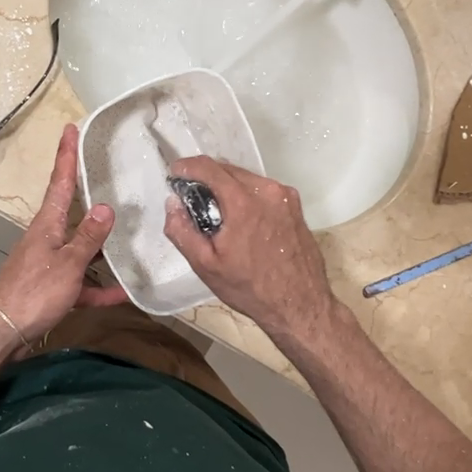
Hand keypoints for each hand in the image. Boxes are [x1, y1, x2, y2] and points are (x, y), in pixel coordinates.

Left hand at [0, 124, 125, 342]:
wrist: (3, 333)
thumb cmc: (34, 294)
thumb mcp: (67, 264)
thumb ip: (88, 238)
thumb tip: (106, 207)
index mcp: (47, 226)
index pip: (60, 183)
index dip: (66, 155)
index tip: (70, 128)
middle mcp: (46, 239)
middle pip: (70, 212)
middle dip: (87, 194)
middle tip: (107, 173)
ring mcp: (48, 264)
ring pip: (80, 249)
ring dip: (101, 247)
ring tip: (129, 236)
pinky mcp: (51, 289)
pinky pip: (80, 284)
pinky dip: (99, 288)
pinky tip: (123, 294)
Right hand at [163, 156, 334, 338]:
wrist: (299, 305)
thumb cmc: (249, 288)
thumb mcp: (205, 265)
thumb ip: (182, 230)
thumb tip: (172, 204)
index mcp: (244, 202)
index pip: (209, 167)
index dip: (187, 166)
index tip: (175, 174)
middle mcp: (268, 191)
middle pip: (228, 169)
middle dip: (207, 179)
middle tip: (193, 200)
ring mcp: (286, 197)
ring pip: (247, 178)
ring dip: (227, 187)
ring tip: (217, 213)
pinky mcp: (295, 206)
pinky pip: (263, 190)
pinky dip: (247, 196)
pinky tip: (242, 221)